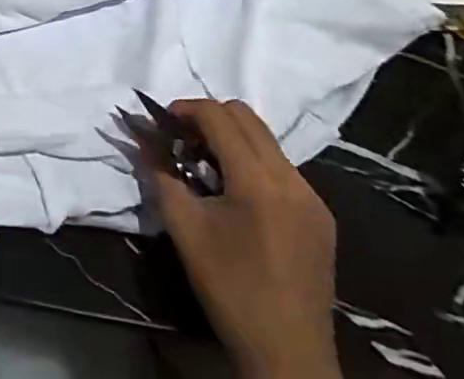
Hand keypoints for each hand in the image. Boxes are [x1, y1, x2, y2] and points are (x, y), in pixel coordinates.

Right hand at [151, 99, 339, 378]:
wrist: (288, 354)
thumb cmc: (229, 289)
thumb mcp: (185, 230)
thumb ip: (161, 175)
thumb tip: (141, 138)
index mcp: (258, 181)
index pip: (220, 117)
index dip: (187, 109)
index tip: (164, 121)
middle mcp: (291, 178)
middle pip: (247, 117)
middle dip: (210, 118)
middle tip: (183, 140)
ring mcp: (313, 196)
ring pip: (267, 141)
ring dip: (233, 140)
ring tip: (207, 167)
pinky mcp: (322, 215)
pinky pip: (283, 169)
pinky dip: (255, 164)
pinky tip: (238, 196)